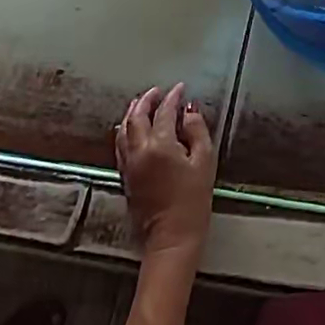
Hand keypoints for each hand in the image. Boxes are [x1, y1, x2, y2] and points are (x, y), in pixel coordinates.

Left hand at [114, 83, 215, 258]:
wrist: (171, 237)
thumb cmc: (193, 199)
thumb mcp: (204, 162)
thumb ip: (197, 131)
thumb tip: (190, 111)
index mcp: (160, 145)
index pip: (164, 112)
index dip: (173, 97)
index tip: (181, 88)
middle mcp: (139, 151)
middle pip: (137, 117)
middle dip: (147, 100)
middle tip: (158, 91)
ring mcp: (129, 164)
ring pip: (124, 130)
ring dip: (133, 113)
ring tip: (141, 103)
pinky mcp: (125, 177)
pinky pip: (120, 145)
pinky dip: (125, 131)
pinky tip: (129, 129)